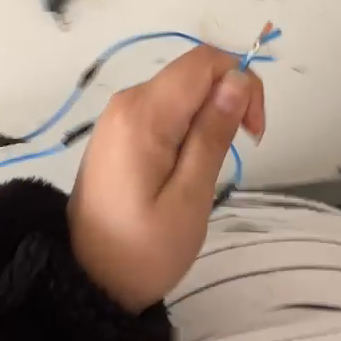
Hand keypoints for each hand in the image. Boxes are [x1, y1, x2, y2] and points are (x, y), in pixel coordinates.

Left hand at [68, 46, 265, 311]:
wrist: (87, 279)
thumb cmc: (142, 250)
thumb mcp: (189, 198)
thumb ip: (213, 134)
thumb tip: (237, 79)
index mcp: (144, 113)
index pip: (204, 61)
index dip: (241, 82)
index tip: (253, 131)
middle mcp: (128, 100)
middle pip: (194, 71)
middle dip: (229, 98)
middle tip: (242, 149)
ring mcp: (120, 113)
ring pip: (182, 88)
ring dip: (210, 112)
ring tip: (211, 166)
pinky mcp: (120, 129)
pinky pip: (165, 106)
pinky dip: (189, 123)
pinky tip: (190, 163)